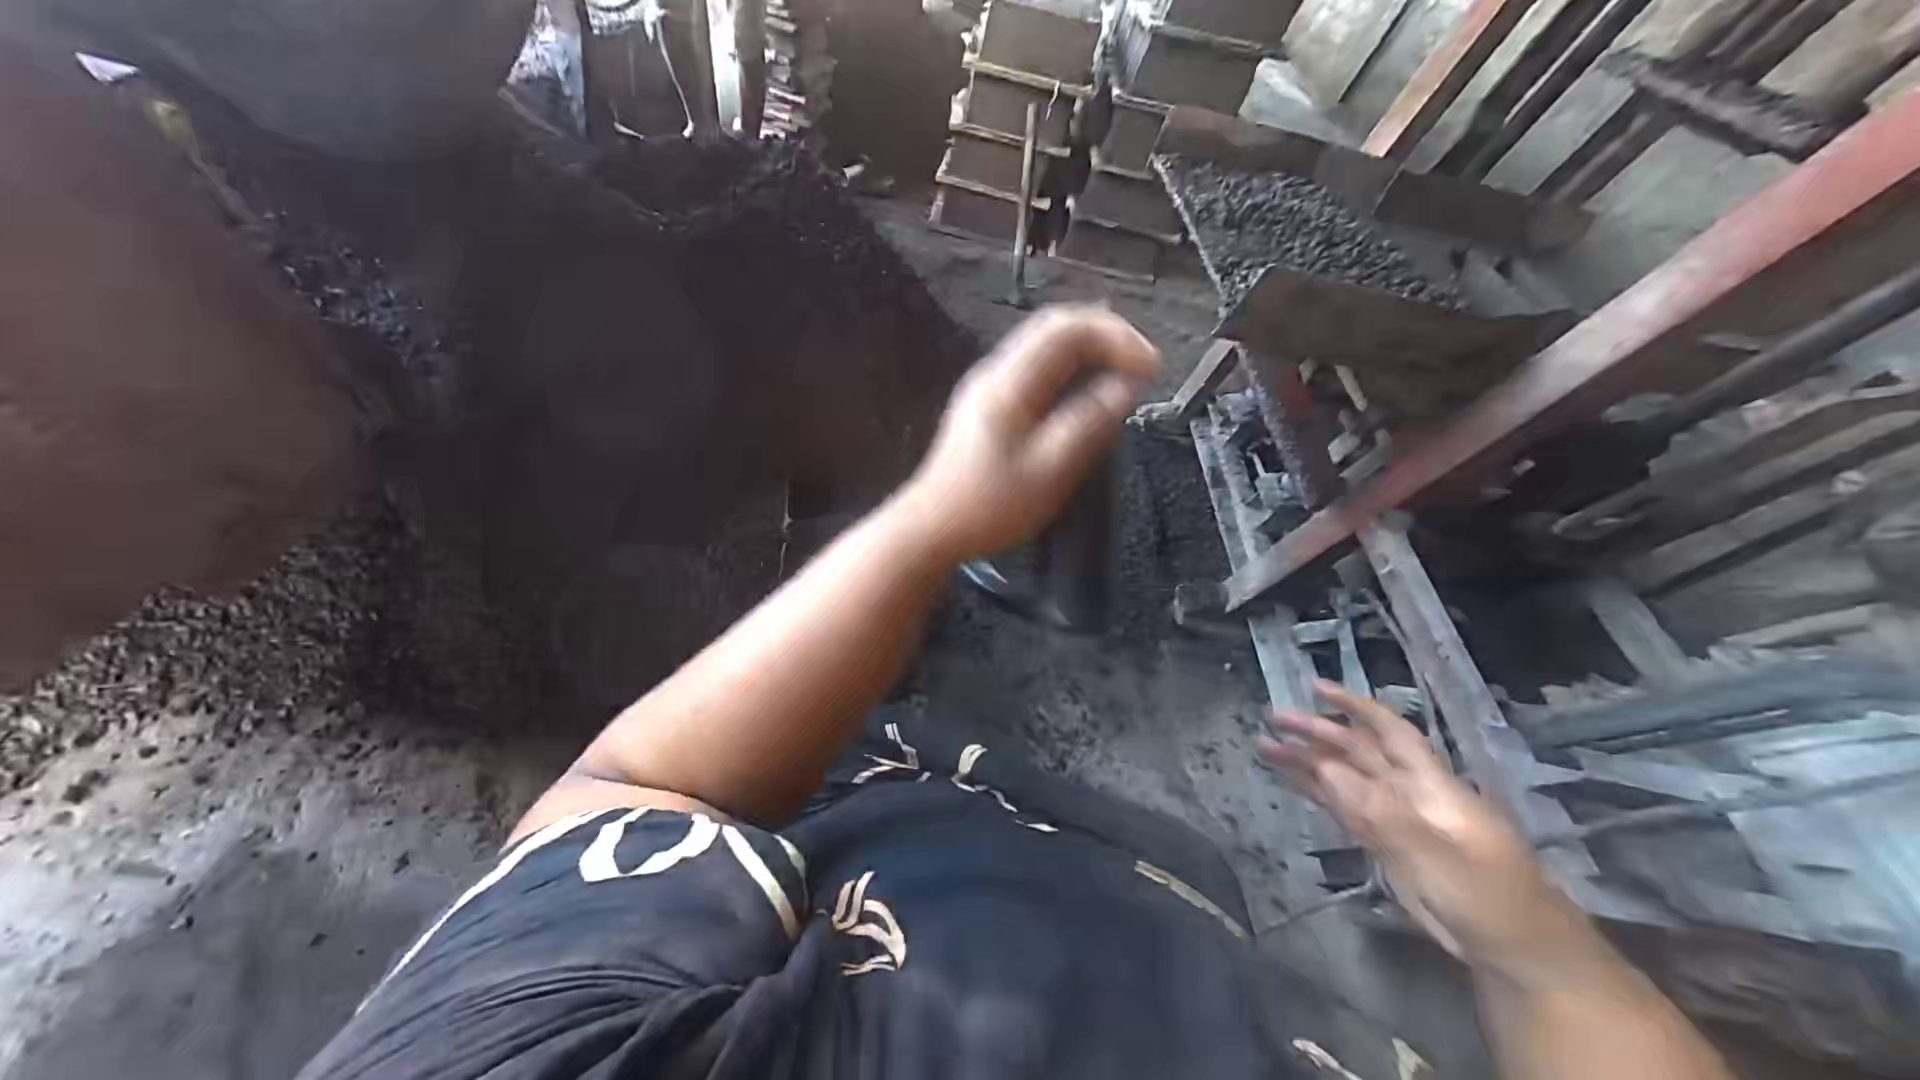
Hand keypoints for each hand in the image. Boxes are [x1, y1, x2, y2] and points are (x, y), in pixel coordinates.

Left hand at [896, 306, 1158, 561]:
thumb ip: (1088, 424)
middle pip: (1054, 329)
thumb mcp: (1048, 471)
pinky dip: (1068, 373)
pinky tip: (1083, 398)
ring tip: (1122, 379)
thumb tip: (1125, 387)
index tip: (1151, 368)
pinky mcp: (985, 407)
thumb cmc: (990, 506)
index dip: (1116, 337)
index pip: (1067, 329)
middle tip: (1142, 367)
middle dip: (1105, 338)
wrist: (931, 528)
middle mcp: (995, 373)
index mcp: (1009, 383)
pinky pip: (1034, 372)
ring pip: (1043, 349)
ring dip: (1087, 355)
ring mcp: (987, 388)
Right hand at [1258, 681, 1596, 980]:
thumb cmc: (1490, 901)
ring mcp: (1395, 819)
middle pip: (1358, 752)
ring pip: (1344, 778)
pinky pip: (1343, 807)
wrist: (1518, 954)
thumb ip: (1382, 815)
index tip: (1315, 687)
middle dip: (1317, 732)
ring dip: (1306, 761)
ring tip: (1265, 746)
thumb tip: (1327, 769)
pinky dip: (1315, 791)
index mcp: (1430, 785)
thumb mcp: (1438, 859)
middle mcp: (1408, 793)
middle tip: (1272, 717)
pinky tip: (1289, 780)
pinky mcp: (1385, 844)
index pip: (1388, 732)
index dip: (1354, 706)